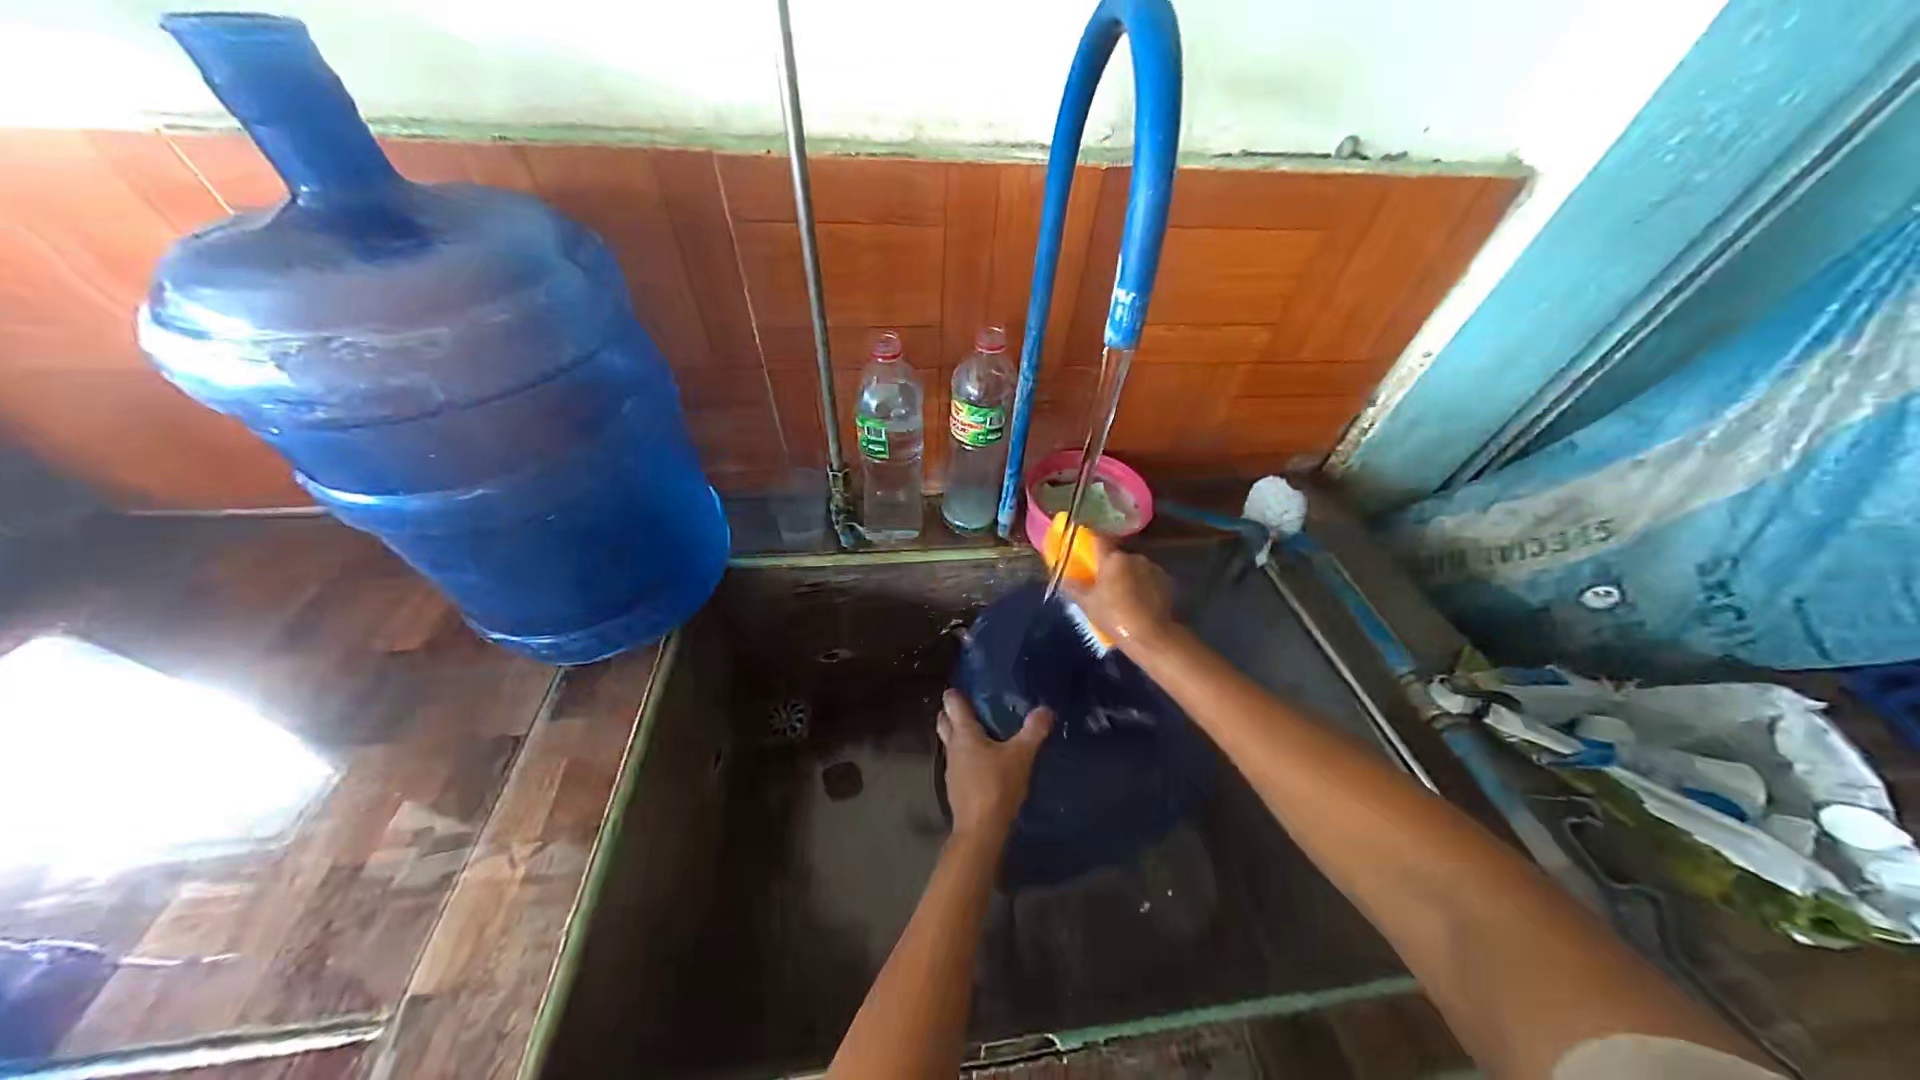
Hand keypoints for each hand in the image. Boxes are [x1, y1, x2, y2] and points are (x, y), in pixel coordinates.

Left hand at [936, 690, 1051, 840]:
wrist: (981, 830)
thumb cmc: (997, 786)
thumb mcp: (1021, 756)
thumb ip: (1033, 731)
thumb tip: (1045, 709)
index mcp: (964, 734)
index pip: (952, 703)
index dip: (956, 693)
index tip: (966, 686)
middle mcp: (953, 747)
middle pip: (944, 722)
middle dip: (952, 713)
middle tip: (972, 707)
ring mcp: (952, 769)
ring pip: (950, 743)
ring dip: (959, 736)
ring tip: (982, 733)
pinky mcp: (956, 787)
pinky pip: (959, 763)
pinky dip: (967, 757)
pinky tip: (984, 763)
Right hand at [1067, 546, 1176, 652]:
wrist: (1151, 636)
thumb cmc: (1114, 616)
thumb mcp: (1087, 604)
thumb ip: (1074, 588)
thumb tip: (1065, 579)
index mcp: (1113, 558)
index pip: (1098, 539)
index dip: (1091, 543)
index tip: (1085, 551)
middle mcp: (1134, 557)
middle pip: (1117, 556)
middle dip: (1110, 567)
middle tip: (1102, 584)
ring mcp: (1153, 568)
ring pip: (1134, 567)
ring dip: (1127, 576)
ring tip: (1122, 596)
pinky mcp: (1167, 582)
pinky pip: (1148, 578)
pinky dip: (1143, 585)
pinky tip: (1139, 602)